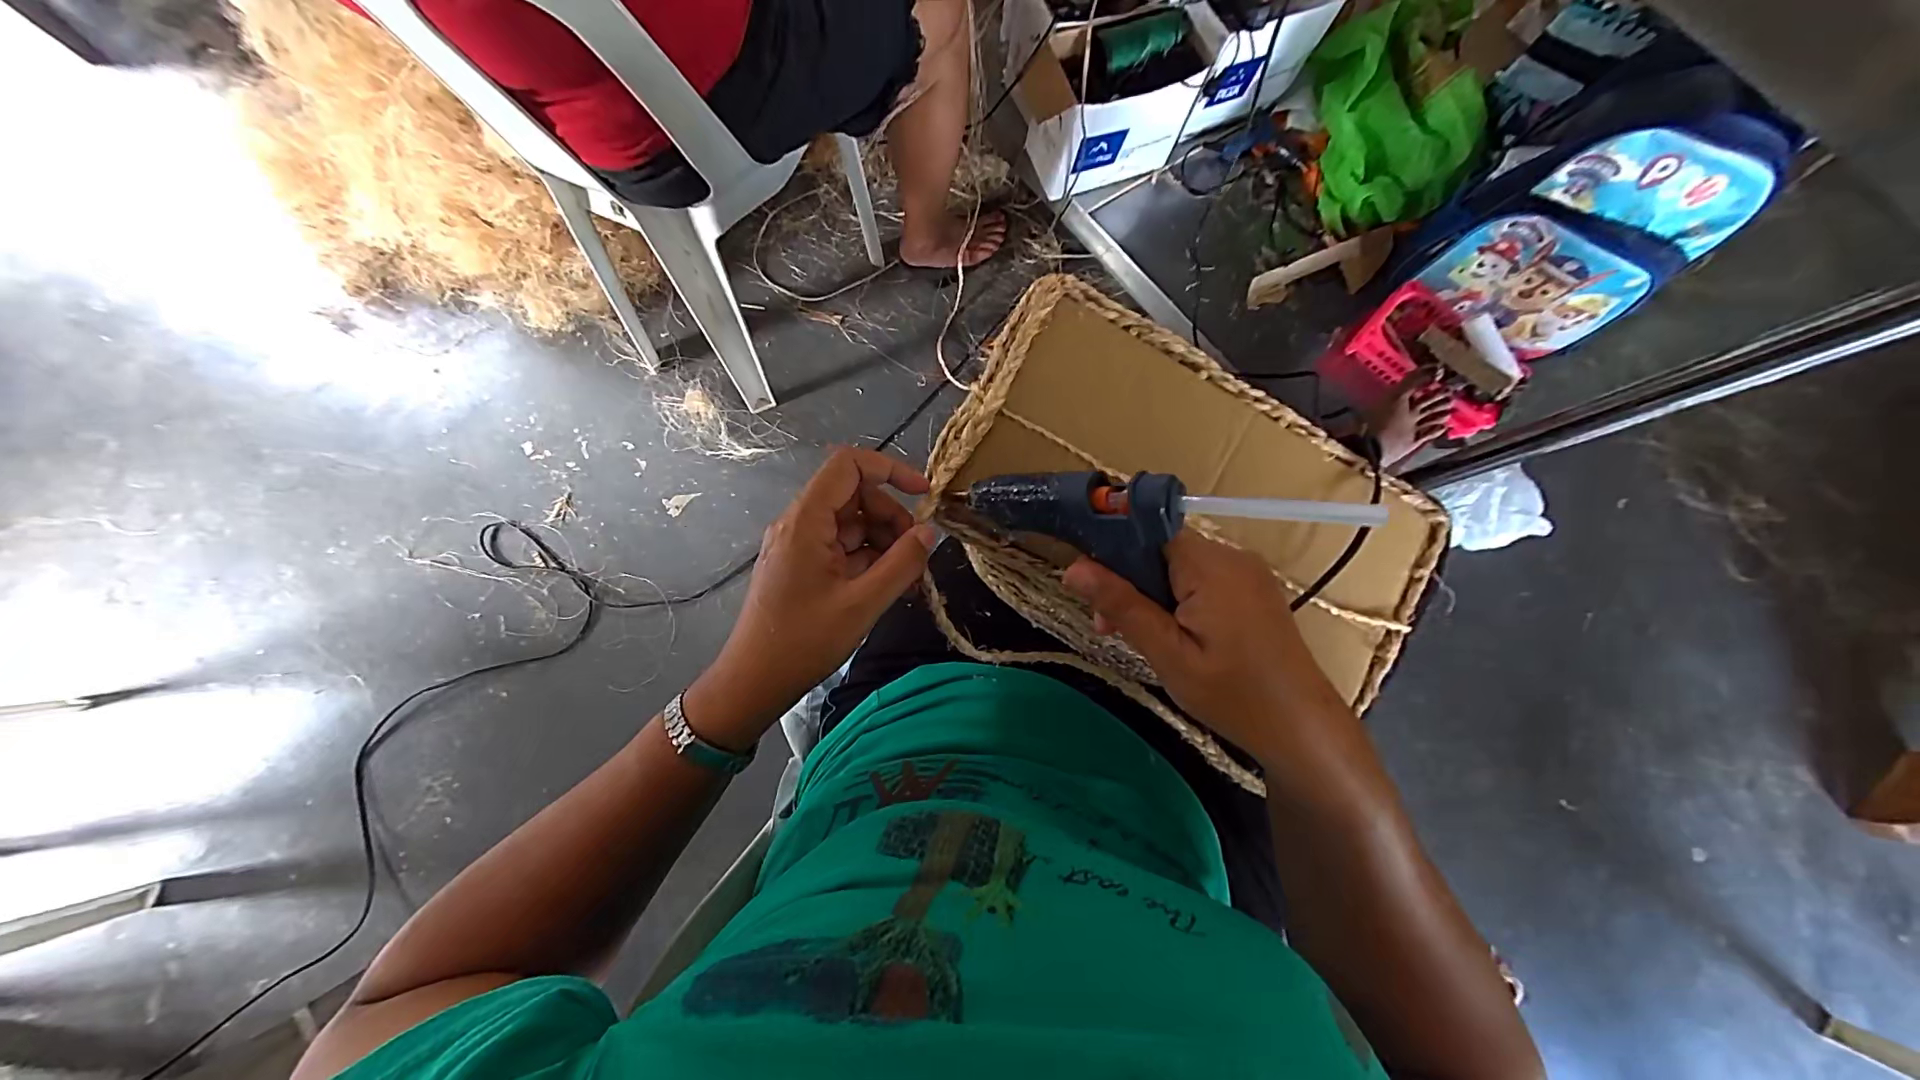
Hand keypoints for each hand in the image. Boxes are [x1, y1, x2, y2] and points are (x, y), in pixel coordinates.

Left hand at [684, 448, 934, 750]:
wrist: (753, 681)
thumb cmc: (803, 642)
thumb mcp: (863, 604)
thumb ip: (902, 564)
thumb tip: (930, 532)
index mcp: (806, 521)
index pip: (849, 465)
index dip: (890, 469)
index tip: (923, 494)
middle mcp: (799, 523)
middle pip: (855, 496)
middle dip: (892, 518)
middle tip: (916, 556)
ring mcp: (799, 545)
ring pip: (852, 524)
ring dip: (884, 543)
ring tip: (906, 580)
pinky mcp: (802, 565)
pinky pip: (842, 547)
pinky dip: (869, 560)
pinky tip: (887, 587)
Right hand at [1062, 530, 1359, 776]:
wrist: (1303, 728)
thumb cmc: (1233, 695)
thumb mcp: (1168, 654)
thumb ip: (1122, 605)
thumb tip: (1074, 567)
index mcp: (1211, 565)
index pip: (1147, 529)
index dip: (1112, 548)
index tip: (1088, 585)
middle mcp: (1231, 556)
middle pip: (1160, 547)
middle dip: (1128, 581)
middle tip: (1108, 628)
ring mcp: (1246, 572)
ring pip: (1178, 565)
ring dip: (1149, 594)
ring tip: (1138, 638)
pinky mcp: (1252, 590)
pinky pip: (1200, 579)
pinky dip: (1176, 600)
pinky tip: (1170, 635)